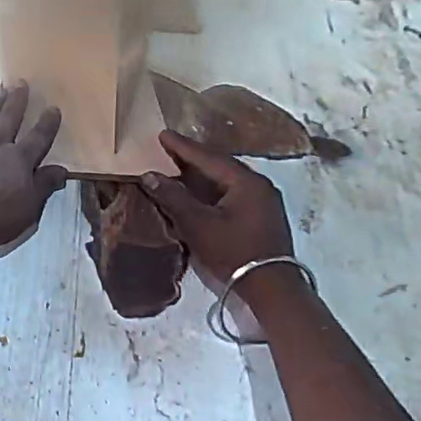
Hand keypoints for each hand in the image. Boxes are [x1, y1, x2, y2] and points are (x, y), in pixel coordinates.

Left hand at [0, 83, 67, 249]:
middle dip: (17, 101)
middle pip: (10, 119)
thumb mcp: (29, 208)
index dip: (47, 123)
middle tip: (21, 83)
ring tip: (0, 89)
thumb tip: (61, 170)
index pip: (39, 138)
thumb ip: (44, 186)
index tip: (53, 109)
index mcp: (20, 160)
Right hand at [140, 130, 293, 282]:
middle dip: (194, 157)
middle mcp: (259, 186)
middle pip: (220, 165)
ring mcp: (263, 202)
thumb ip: (173, 198)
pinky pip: (230, 192)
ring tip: (179, 166)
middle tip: (170, 147)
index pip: (209, 158)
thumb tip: (150, 176)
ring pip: (226, 180)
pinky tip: (198, 190)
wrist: (270, 285)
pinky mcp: (261, 216)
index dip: (183, 147)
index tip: (162, 134)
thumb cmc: (233, 250)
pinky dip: (210, 187)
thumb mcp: (198, 224)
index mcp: (246, 182)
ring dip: (202, 173)